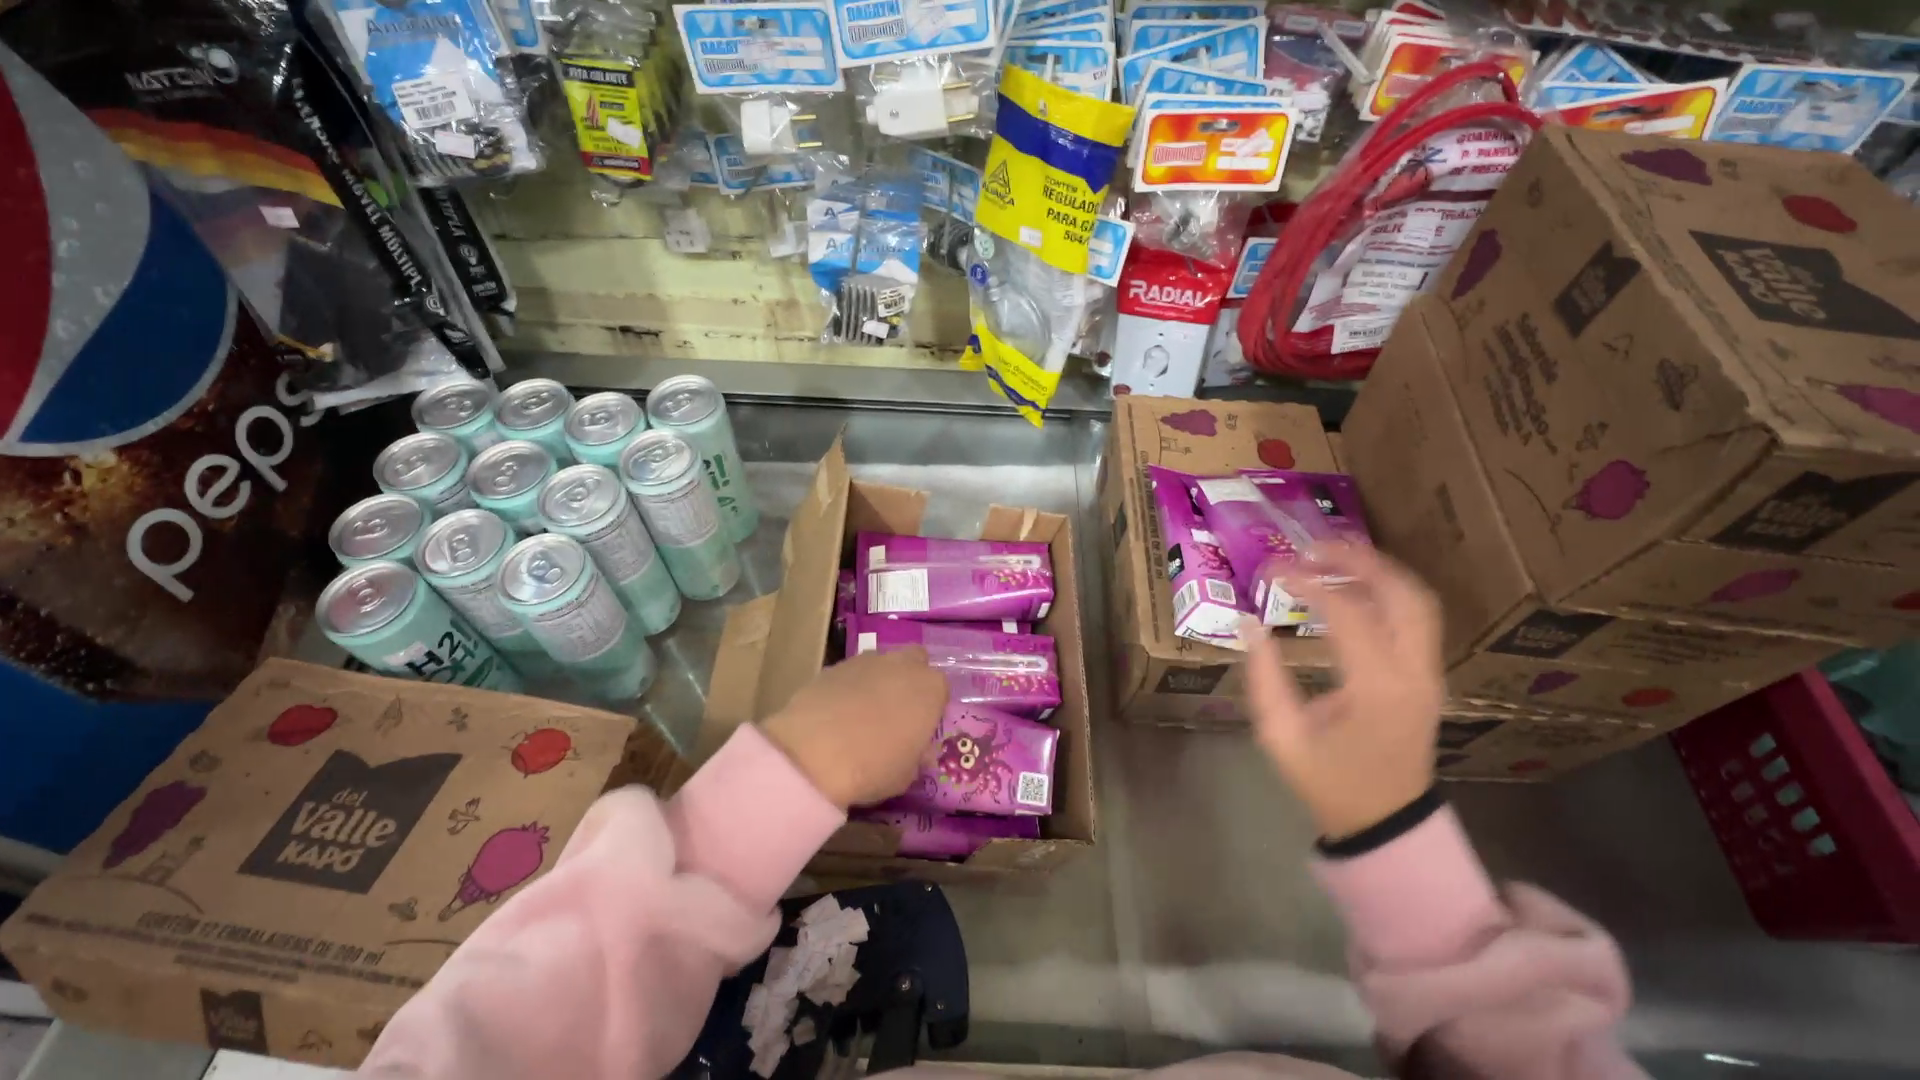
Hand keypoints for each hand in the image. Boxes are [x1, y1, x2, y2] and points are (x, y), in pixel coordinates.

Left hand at [761, 647, 948, 810]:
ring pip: (882, 663)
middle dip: (910, 679)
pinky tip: (837, 713)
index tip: (920, 729)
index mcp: (930, 689)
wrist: (814, 753)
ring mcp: (866, 661)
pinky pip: (851, 673)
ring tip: (863, 713)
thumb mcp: (907, 774)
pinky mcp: (833, 665)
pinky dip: (849, 687)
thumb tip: (919, 750)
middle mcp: (903, 665)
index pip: (941, 690)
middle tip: (897, 712)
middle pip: (915, 661)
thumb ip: (918, 756)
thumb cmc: (874, 766)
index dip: (931, 709)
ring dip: (879, 681)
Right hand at [1240, 545, 1445, 840]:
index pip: (1346, 613)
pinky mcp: (1429, 676)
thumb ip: (1263, 678)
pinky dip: (1387, 591)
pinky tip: (1353, 587)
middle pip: (1400, 593)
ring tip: (1332, 558)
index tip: (1270, 572)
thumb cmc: (1328, 783)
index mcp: (1376, 689)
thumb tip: (1249, 623)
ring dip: (1377, 571)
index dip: (1306, 583)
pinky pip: (1417, 618)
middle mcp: (1414, 673)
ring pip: (1418, 600)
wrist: (1386, 823)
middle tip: (1310, 547)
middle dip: (1357, 560)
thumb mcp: (1281, 737)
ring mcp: (1430, 673)